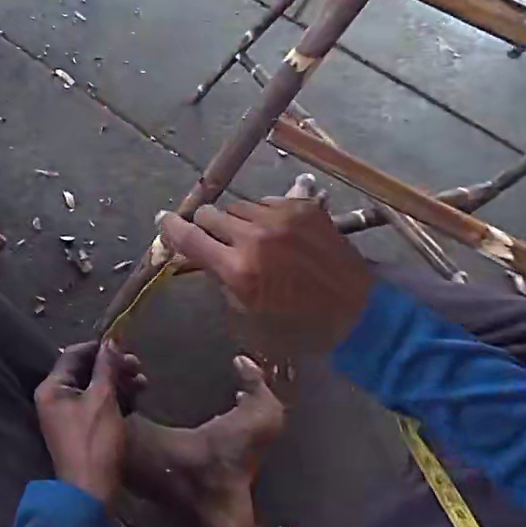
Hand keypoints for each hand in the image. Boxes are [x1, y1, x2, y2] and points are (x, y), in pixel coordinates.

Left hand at [35, 340, 143, 502]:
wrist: (90, 495)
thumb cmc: (94, 443)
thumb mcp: (103, 400)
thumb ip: (106, 368)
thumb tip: (110, 341)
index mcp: (52, 387)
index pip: (74, 354)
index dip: (99, 348)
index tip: (123, 346)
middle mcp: (54, 397)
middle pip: (85, 370)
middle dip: (112, 366)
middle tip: (138, 366)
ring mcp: (66, 414)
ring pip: (93, 387)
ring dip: (117, 382)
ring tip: (143, 382)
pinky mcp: (80, 428)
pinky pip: (96, 404)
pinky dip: (114, 399)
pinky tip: (136, 398)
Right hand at [156, 184, 372, 353]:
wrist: (362, 313)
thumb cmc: (299, 323)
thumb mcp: (247, 311)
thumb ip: (218, 277)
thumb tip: (194, 252)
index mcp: (238, 270)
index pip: (187, 236)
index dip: (170, 227)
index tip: (163, 220)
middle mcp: (254, 238)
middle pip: (208, 214)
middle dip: (207, 227)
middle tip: (219, 241)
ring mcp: (280, 218)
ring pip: (237, 207)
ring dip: (238, 222)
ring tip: (256, 240)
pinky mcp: (302, 208)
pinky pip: (266, 203)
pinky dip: (266, 217)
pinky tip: (280, 235)